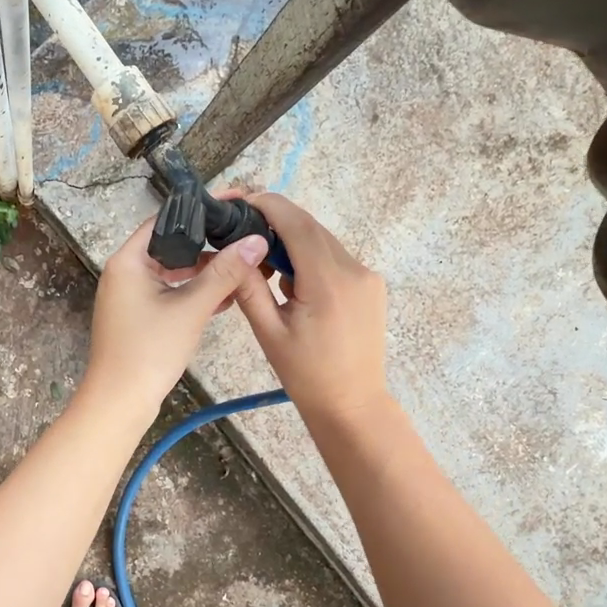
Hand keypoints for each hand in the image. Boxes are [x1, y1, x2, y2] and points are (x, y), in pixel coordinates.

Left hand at [79, 214, 269, 417]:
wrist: (120, 401)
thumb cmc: (149, 350)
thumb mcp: (191, 308)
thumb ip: (224, 274)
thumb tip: (256, 241)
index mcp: (128, 260)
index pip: (166, 220)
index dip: (201, 210)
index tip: (235, 202)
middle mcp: (124, 272)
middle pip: (172, 244)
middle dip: (209, 242)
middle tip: (245, 231)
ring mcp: (130, 295)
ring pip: (173, 271)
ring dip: (205, 271)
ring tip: (244, 264)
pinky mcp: (138, 316)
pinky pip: (170, 293)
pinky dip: (194, 292)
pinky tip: (226, 296)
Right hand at [232, 193, 388, 421]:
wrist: (353, 405)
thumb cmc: (306, 375)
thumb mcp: (268, 331)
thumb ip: (250, 286)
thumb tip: (235, 249)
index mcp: (327, 281)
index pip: (296, 223)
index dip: (267, 205)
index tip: (238, 201)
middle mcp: (353, 270)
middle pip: (309, 227)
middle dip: (274, 222)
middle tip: (239, 231)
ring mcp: (367, 276)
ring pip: (322, 241)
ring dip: (291, 242)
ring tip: (263, 268)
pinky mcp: (371, 286)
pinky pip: (334, 258)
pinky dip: (308, 259)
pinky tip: (290, 283)